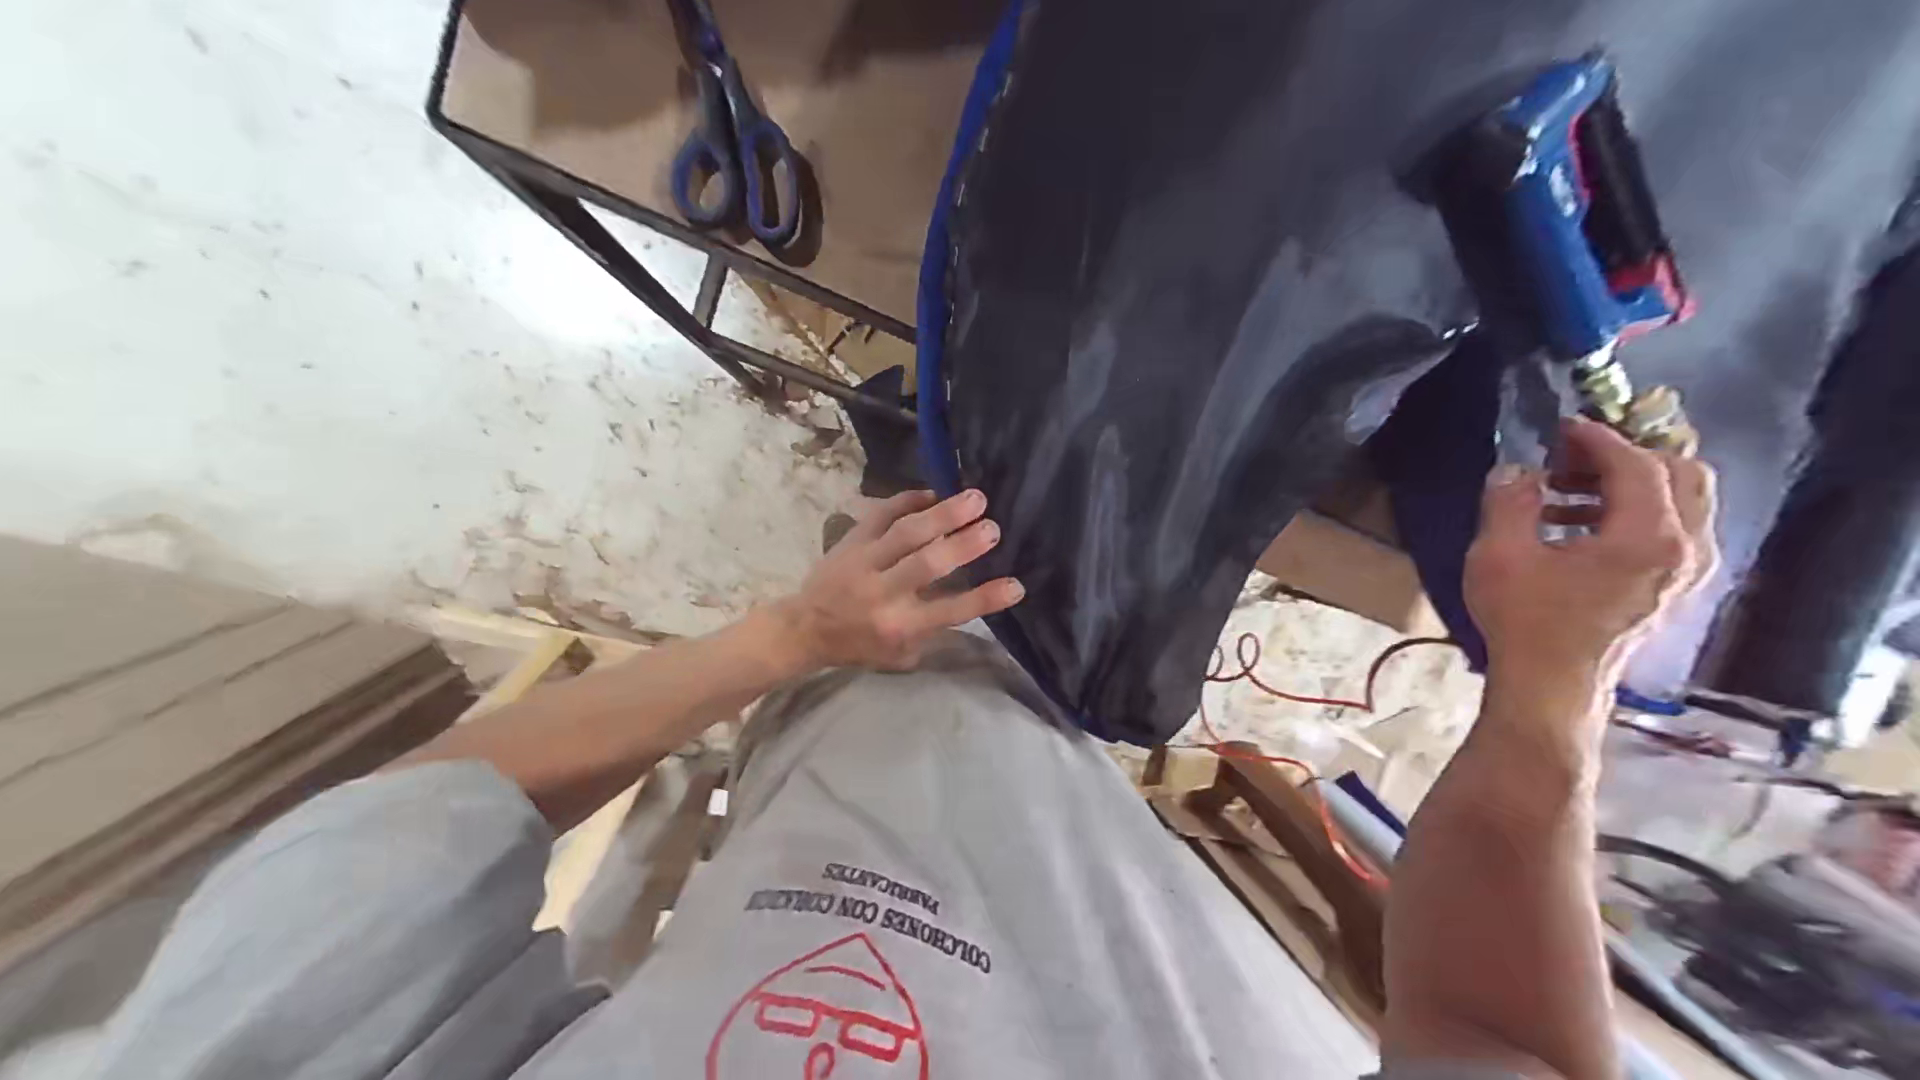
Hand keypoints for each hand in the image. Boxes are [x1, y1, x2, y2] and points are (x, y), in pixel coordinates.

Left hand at [767, 489, 1024, 672]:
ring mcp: (865, 562)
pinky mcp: (852, 540)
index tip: (1016, 585)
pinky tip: (932, 492)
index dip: (985, 598)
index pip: (950, 612)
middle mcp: (884, 593)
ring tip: (975, 497)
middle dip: (964, 544)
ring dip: (943, 513)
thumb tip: (972, 600)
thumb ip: (933, 631)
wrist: (804, 628)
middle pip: (928, 564)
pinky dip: (907, 500)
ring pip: (907, 533)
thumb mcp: (901, 655)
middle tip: (994, 528)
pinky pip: (882, 513)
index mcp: (900, 626)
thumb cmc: (861, 645)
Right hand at [1464, 417, 1718, 687]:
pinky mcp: (1671, 586)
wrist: (1551, 682)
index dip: (1599, 439)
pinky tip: (1574, 525)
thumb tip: (1515, 470)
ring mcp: (1686, 570)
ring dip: (1625, 484)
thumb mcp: (1500, 555)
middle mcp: (1686, 549)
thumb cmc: (1524, 618)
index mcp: (1649, 537)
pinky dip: (1629, 511)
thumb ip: (1509, 503)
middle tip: (1568, 457)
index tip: (1562, 427)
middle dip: (1626, 455)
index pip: (1638, 466)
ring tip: (1562, 492)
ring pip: (1679, 502)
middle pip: (1681, 475)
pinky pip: (1669, 529)